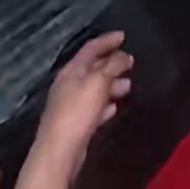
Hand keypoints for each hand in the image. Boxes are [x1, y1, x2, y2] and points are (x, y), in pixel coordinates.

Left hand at [30, 31, 133, 178]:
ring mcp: (70, 105)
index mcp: (72, 70)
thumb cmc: (78, 112)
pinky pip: (93, 107)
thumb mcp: (98, 83)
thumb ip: (112, 67)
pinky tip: (114, 108)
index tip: (123, 36)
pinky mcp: (75, 124)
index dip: (107, 40)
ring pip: (94, 88)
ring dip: (111, 84)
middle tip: (131, 62)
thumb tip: (124, 56)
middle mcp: (69, 84)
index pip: (91, 48)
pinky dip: (105, 104)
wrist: (58, 153)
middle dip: (112, 63)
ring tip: (128, 86)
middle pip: (93, 67)